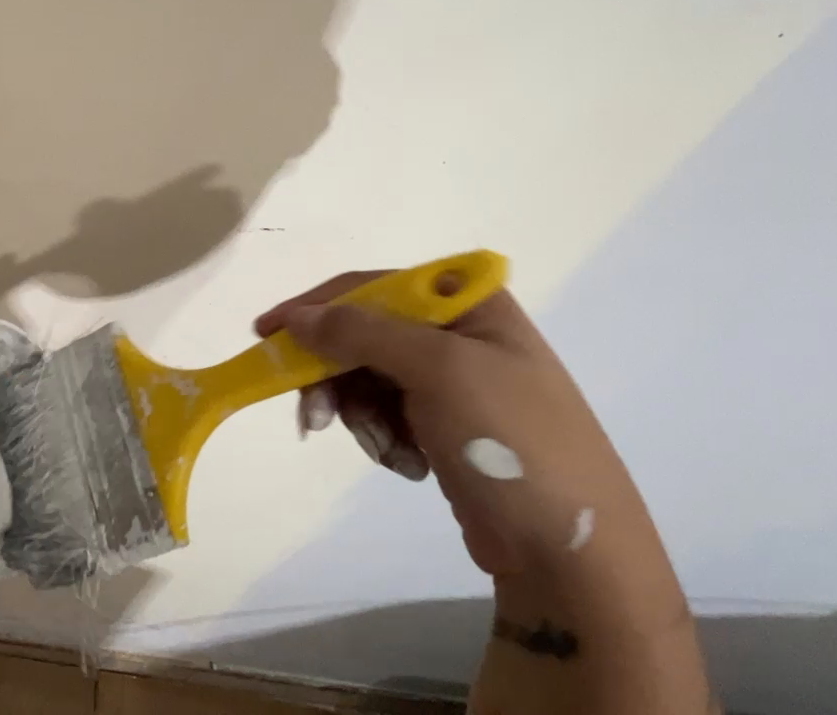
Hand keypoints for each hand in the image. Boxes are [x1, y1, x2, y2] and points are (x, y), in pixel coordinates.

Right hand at [257, 275, 643, 577]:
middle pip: (361, 334)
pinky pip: (383, 413)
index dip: (316, 305)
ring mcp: (453, 384)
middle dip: (334, 374)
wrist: (569, 551)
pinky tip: (406, 461)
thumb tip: (296, 317)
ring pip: (364, 377)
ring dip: (357, 412)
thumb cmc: (509, 442)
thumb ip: (360, 332)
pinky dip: (380, 435)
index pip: (371, 286)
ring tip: (382, 447)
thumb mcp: (436, 370)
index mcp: (469, 305)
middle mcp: (459, 335)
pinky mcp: (444, 426)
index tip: (267, 333)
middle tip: (313, 414)